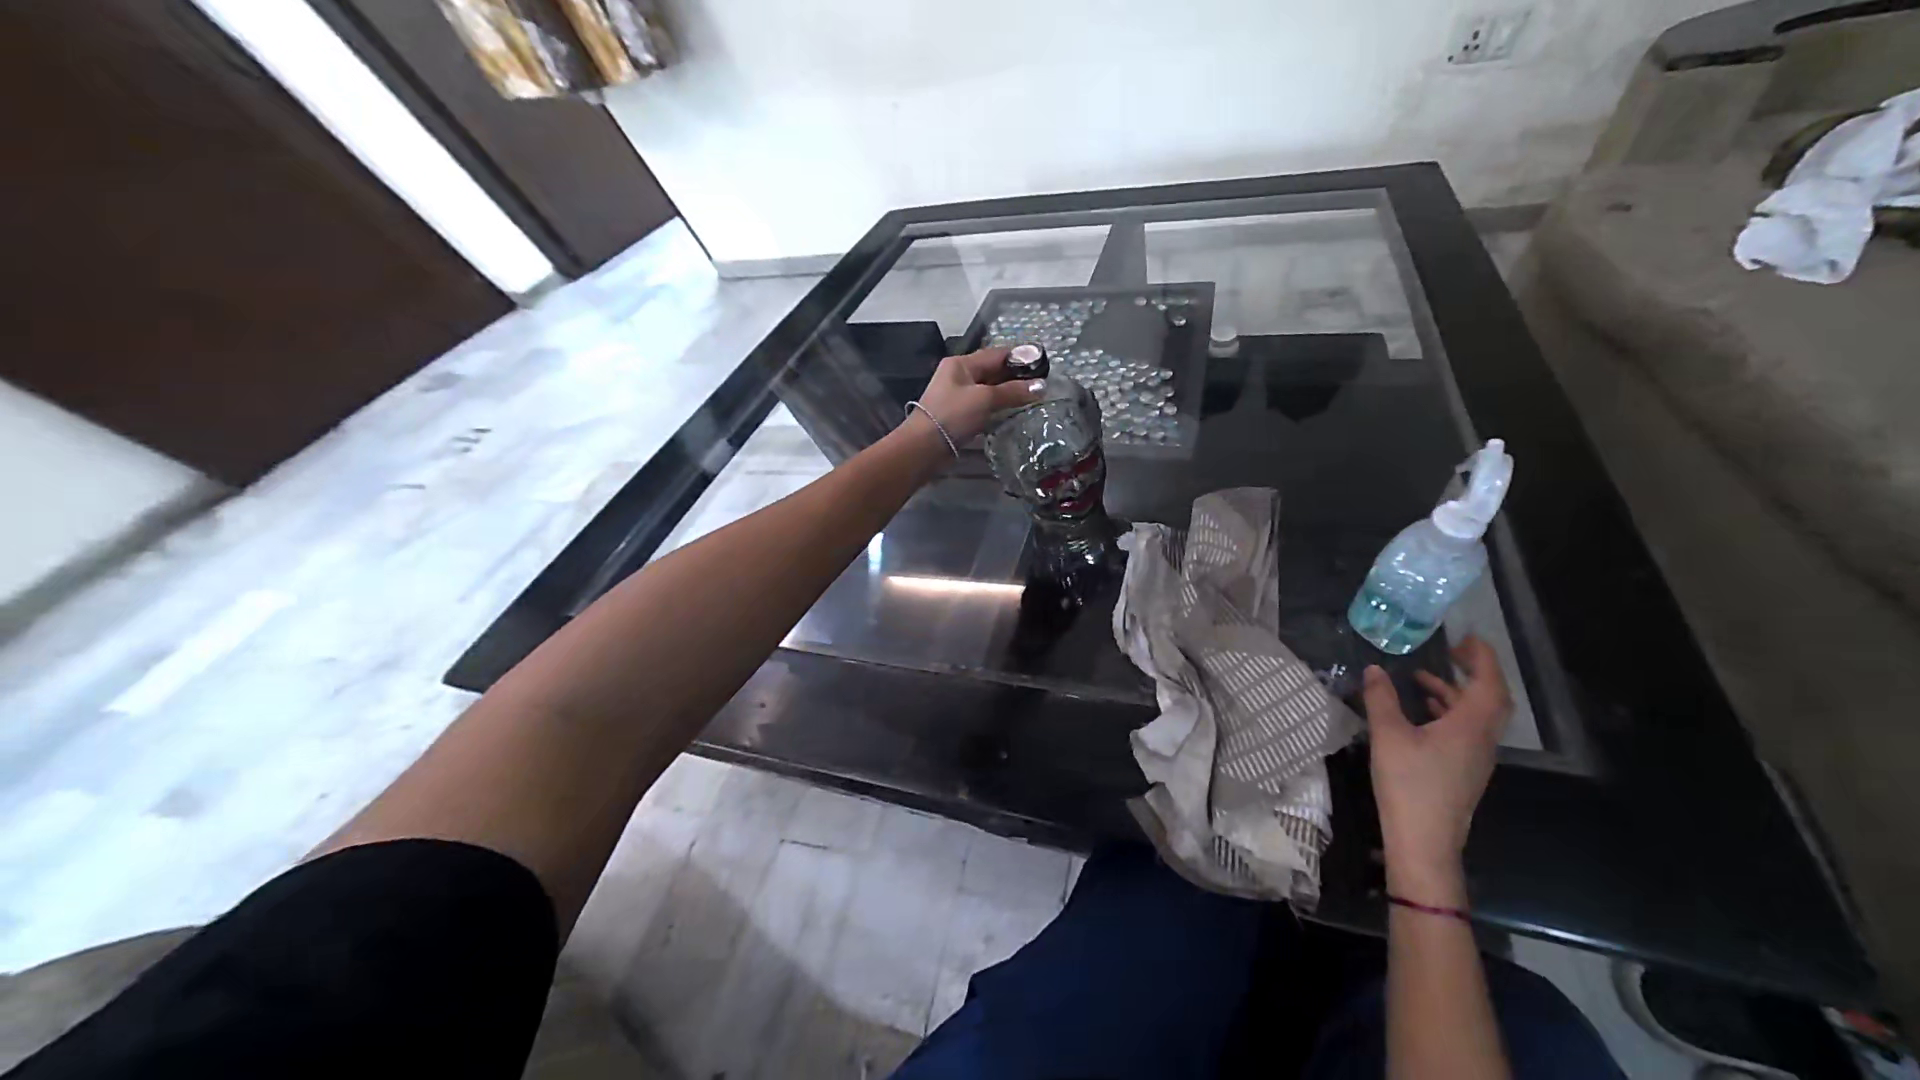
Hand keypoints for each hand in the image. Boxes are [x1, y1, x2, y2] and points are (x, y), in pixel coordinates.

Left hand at [913, 347, 1045, 442]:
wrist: (924, 446)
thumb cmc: (953, 415)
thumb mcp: (984, 399)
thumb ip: (1013, 391)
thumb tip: (1042, 387)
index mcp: (962, 363)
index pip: (997, 353)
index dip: (1021, 357)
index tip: (1043, 365)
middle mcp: (959, 375)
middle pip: (994, 370)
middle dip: (1017, 376)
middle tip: (1043, 383)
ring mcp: (958, 394)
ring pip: (990, 388)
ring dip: (1009, 392)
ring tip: (1034, 397)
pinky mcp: (959, 413)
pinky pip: (984, 404)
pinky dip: (999, 405)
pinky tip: (1014, 411)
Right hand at [1361, 636, 1511, 904]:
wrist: (1424, 841)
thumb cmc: (1408, 784)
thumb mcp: (1387, 736)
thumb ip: (1381, 700)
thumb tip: (1374, 670)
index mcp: (1470, 727)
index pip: (1488, 684)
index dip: (1482, 658)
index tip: (1467, 639)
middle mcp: (1482, 740)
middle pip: (1491, 699)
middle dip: (1475, 673)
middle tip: (1453, 653)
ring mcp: (1476, 758)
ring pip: (1478, 716)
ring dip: (1457, 693)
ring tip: (1424, 679)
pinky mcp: (1465, 771)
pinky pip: (1467, 730)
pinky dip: (1451, 712)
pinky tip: (1423, 715)